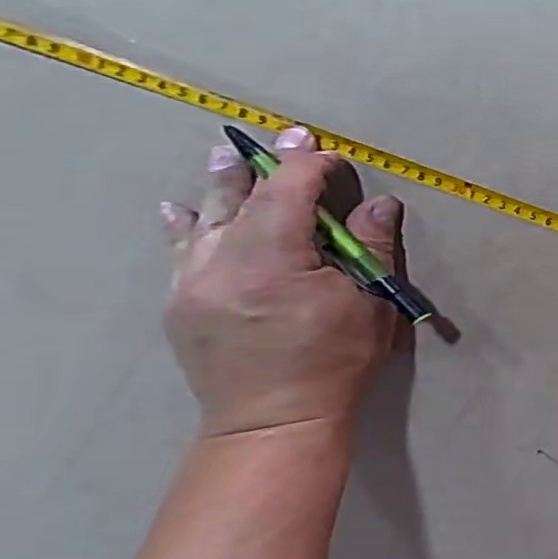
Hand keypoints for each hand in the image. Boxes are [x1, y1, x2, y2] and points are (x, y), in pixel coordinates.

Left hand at [160, 126, 403, 437]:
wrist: (272, 422)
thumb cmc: (334, 360)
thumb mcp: (368, 302)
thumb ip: (370, 246)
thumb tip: (379, 202)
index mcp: (272, 258)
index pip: (288, 191)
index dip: (310, 166)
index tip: (333, 157)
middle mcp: (221, 261)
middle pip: (242, 197)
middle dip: (267, 164)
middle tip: (284, 136)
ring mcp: (191, 282)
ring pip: (207, 220)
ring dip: (222, 186)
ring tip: (223, 156)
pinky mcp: (179, 304)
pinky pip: (179, 252)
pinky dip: (185, 226)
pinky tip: (178, 210)